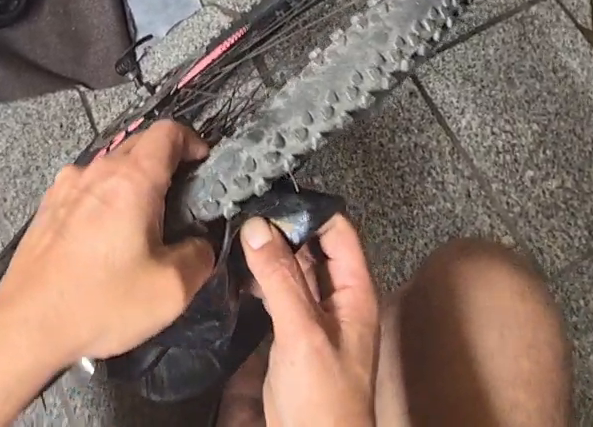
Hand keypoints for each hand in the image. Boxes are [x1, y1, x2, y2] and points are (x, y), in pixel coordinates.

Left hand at [0, 120, 216, 363]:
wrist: (26, 324)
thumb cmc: (100, 301)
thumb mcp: (170, 291)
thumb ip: (199, 257)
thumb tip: (201, 243)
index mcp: (132, 179)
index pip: (168, 131)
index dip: (192, 141)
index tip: (204, 166)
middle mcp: (98, 169)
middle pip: (140, 145)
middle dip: (166, 163)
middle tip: (182, 201)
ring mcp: (67, 184)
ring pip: (111, 167)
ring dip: (133, 182)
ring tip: (142, 224)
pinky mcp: (48, 205)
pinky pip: (88, 187)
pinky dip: (106, 198)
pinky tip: (105, 238)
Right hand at [243, 214, 379, 426]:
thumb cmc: (322, 396)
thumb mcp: (302, 331)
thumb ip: (280, 276)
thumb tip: (256, 224)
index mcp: (355, 292)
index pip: (338, 231)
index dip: (310, 210)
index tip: (272, 195)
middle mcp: (337, 297)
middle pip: (313, 246)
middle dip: (283, 226)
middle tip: (246, 207)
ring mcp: (314, 315)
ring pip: (293, 266)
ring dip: (269, 250)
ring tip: (236, 230)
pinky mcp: (292, 332)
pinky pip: (278, 289)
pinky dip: (260, 275)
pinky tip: (238, 267)